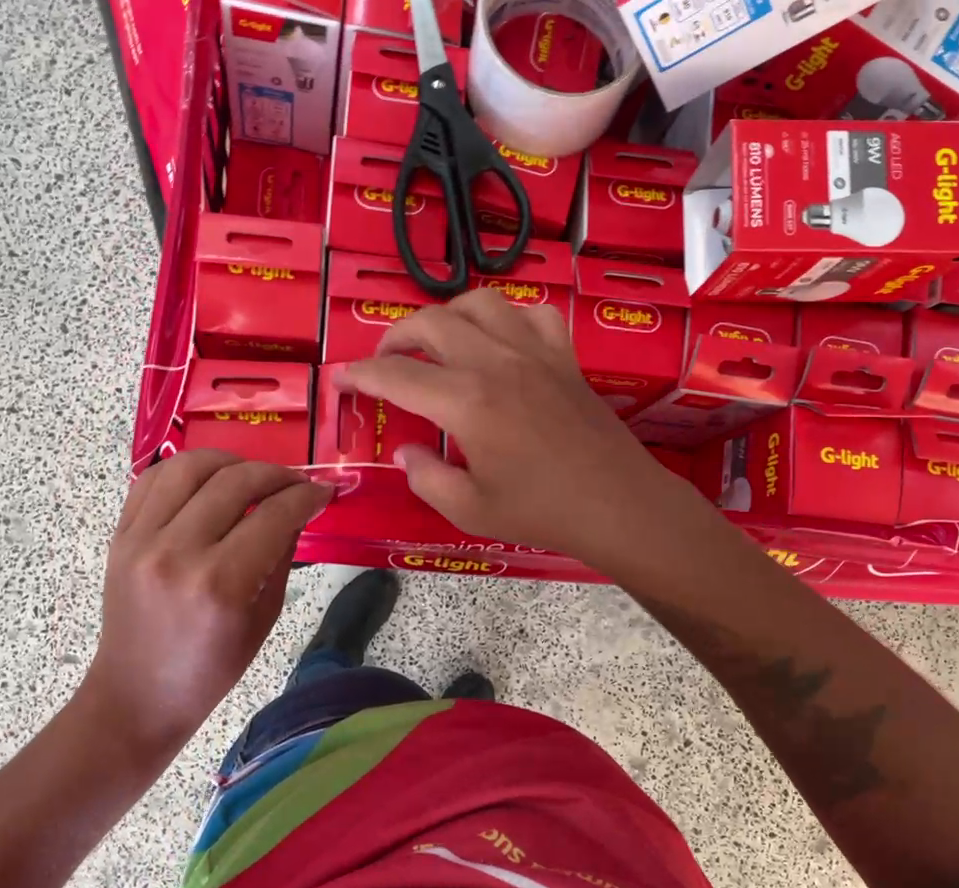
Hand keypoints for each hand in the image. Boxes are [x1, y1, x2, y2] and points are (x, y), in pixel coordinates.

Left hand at [87, 450, 331, 751]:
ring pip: (190, 466)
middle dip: (277, 475)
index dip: (306, 497)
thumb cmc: (210, 670)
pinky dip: (185, 470)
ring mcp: (142, 540)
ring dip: (231, 462)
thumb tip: (296, 510)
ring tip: (251, 476)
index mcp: (221, 585)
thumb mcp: (263, 618)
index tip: (323, 492)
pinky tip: (208, 481)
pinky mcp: (120, 536)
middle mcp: (178, 554)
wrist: (138, 694)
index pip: (274, 516)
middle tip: (296, 484)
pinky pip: (152, 479)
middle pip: (235, 482)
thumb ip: (281, 556)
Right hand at [335, 289, 711, 561]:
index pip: (397, 374)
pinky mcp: (565, 356)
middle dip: (395, 336)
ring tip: (436, 341)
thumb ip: (426, 477)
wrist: (617, 504)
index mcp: (467, 401)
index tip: (341, 378)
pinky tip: (500, 340)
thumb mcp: (469, 509)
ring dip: (446, 315)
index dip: (360, 373)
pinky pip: (531, 314)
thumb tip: (406, 451)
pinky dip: (507, 318)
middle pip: (431, 323)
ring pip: (479, 303)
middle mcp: (496, 362)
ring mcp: (535, 352)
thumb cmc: (541, 512)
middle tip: (384, 362)